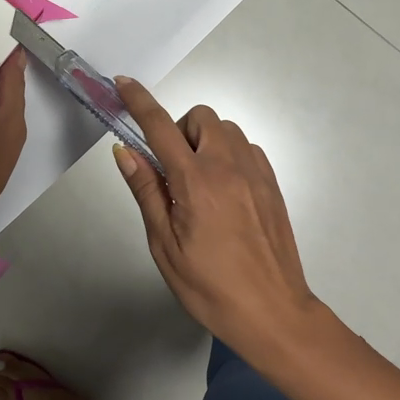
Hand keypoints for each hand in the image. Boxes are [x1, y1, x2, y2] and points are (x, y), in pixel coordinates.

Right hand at [113, 77, 318, 357]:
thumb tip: (126, 152)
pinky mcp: (272, 185)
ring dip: (206, 140)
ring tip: (199, 181)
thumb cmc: (211, 287)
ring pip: (226, 129)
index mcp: (195, 181)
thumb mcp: (165, 245)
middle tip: (172, 169)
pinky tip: (224, 190)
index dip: (139, 101)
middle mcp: (227, 167)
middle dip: (180, 130)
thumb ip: (147, 192)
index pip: (159, 126)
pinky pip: (247, 148)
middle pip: (200, 117)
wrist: (275, 316)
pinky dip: (229, 154)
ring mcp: (255, 173)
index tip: (124, 83)